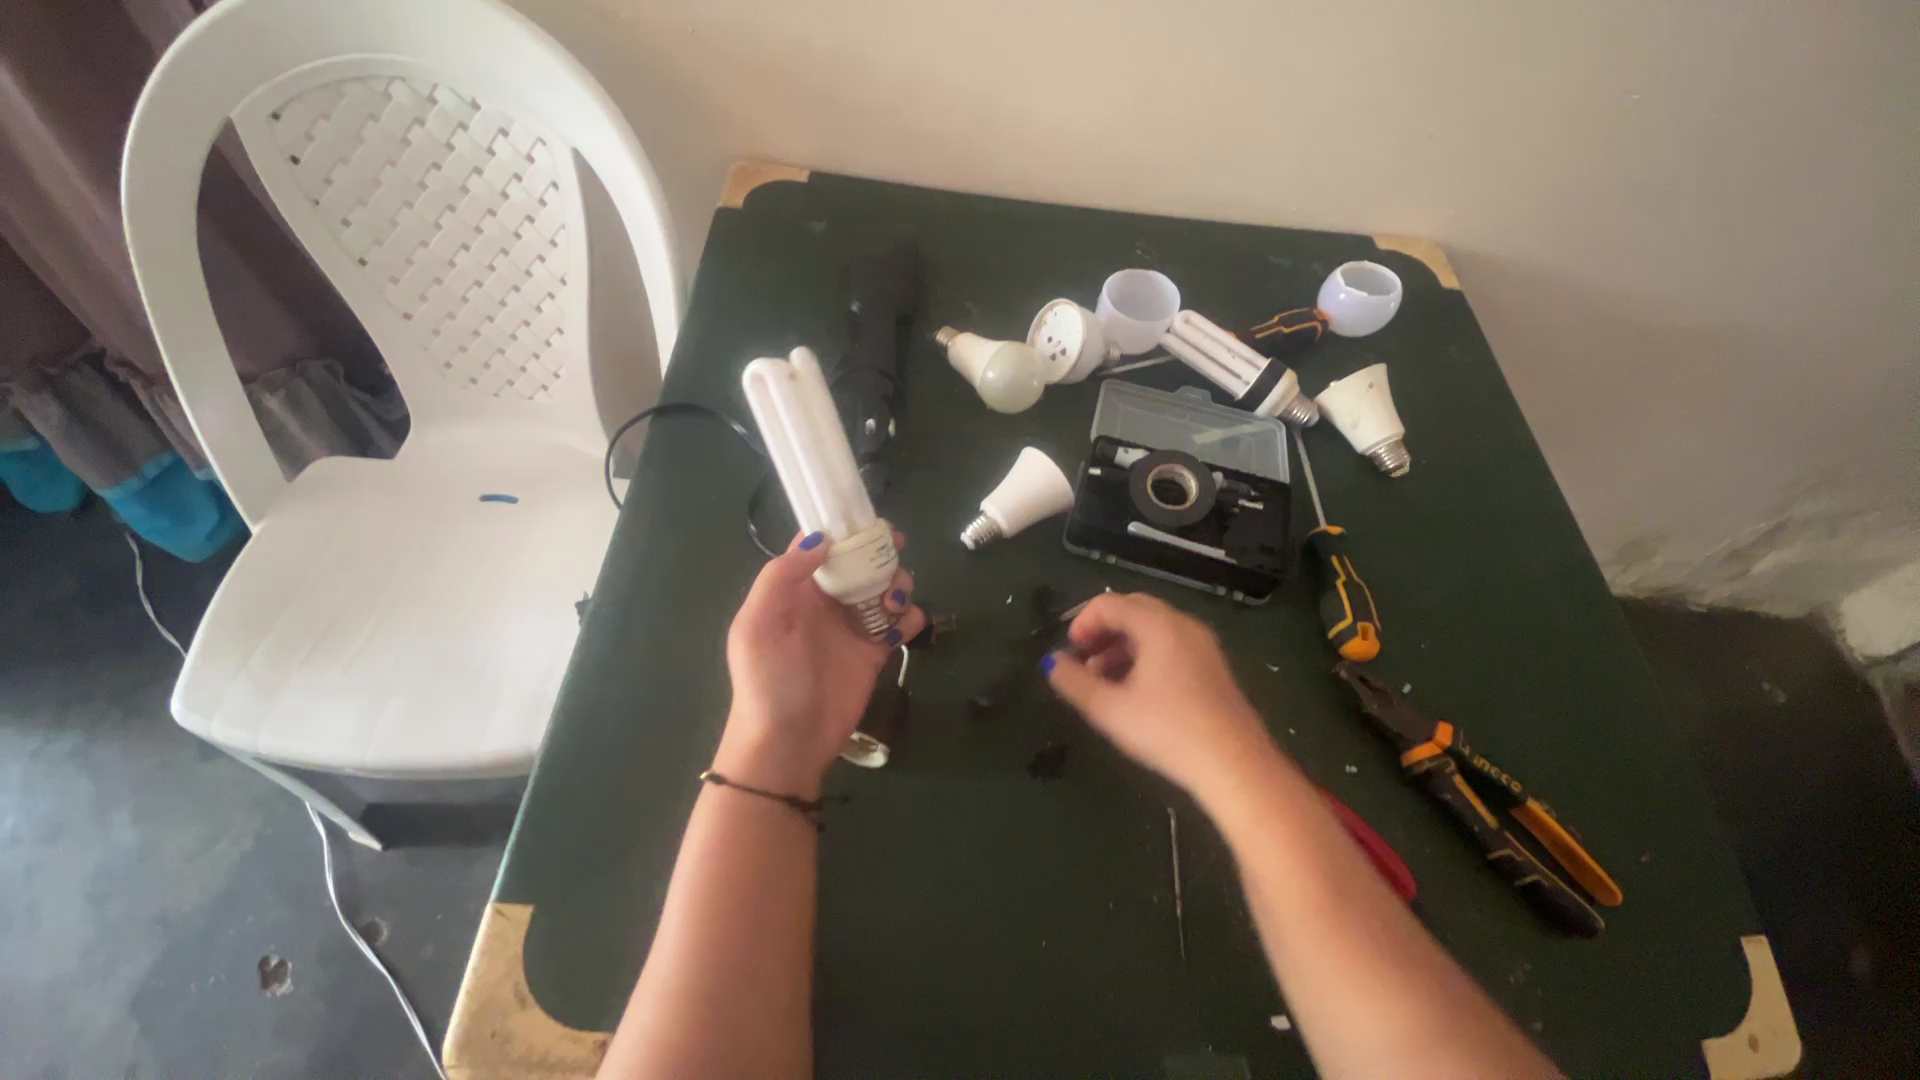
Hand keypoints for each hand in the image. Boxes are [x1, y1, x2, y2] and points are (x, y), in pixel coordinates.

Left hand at [718, 530, 924, 795]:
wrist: (788, 742)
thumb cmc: (768, 681)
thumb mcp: (758, 624)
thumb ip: (782, 576)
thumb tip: (821, 539)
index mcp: (794, 590)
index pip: (819, 546)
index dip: (843, 529)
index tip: (869, 522)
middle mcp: (825, 602)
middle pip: (861, 562)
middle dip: (880, 556)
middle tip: (889, 565)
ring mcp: (852, 626)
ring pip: (885, 588)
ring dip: (897, 586)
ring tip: (891, 606)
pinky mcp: (874, 652)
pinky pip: (900, 624)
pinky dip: (910, 618)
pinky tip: (902, 628)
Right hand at [1043, 592, 1276, 798]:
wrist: (1235, 765)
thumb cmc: (1167, 731)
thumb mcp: (1109, 709)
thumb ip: (1074, 681)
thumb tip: (1052, 663)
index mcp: (1158, 625)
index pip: (1109, 603)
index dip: (1081, 623)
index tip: (1069, 655)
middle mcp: (1182, 624)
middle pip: (1132, 609)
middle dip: (1101, 631)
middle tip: (1083, 662)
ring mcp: (1203, 644)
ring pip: (1152, 628)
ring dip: (1121, 645)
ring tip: (1103, 681)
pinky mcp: (1213, 667)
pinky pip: (1170, 645)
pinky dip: (1145, 655)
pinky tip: (1135, 691)